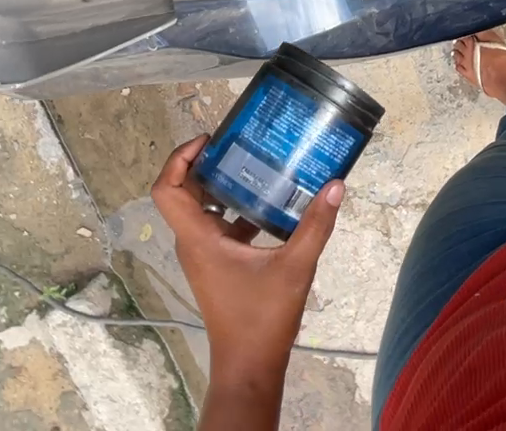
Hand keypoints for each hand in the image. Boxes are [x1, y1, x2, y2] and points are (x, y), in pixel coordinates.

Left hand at [151, 135, 343, 391]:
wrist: (250, 366)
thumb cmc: (262, 317)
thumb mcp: (295, 267)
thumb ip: (316, 225)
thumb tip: (337, 184)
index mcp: (199, 239)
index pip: (168, 190)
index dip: (180, 158)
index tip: (211, 139)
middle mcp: (194, 243)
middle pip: (183, 192)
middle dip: (206, 163)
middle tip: (240, 142)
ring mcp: (205, 254)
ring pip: (202, 208)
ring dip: (222, 183)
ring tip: (257, 161)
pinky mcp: (218, 263)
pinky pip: (219, 224)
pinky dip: (237, 207)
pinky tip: (271, 201)